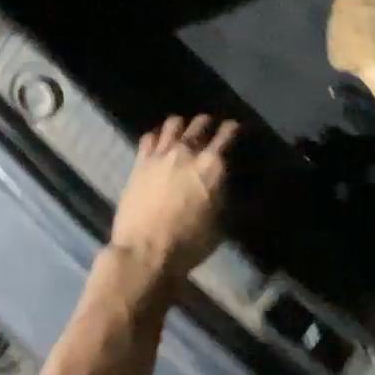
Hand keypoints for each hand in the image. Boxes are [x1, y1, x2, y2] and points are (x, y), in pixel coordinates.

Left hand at [110, 115, 238, 280]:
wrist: (145, 252)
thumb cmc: (189, 243)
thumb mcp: (220, 223)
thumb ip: (224, 196)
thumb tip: (227, 185)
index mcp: (213, 165)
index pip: (227, 134)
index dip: (233, 128)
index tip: (234, 127)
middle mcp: (188, 152)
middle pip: (200, 124)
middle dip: (207, 123)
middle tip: (210, 127)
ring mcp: (161, 154)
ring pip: (173, 124)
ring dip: (182, 125)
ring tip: (183, 130)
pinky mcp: (140, 163)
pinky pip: (149, 137)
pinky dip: (157, 135)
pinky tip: (158, 141)